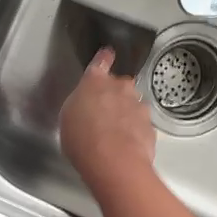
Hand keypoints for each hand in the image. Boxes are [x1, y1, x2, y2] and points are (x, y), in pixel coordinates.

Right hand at [61, 48, 155, 190]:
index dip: (104, 58)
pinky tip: (125, 146)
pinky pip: (141, 124)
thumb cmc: (83, 140)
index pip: (101, 61)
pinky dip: (135, 132)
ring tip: (113, 135)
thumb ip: (79, 105)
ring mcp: (138, 106)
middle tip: (103, 113)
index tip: (108, 54)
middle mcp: (120, 88)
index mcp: (95, 82)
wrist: (114, 163)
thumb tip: (84, 106)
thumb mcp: (67, 119)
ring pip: (133, 105)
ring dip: (126, 114)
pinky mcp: (150, 126)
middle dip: (114, 94)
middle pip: (120, 85)